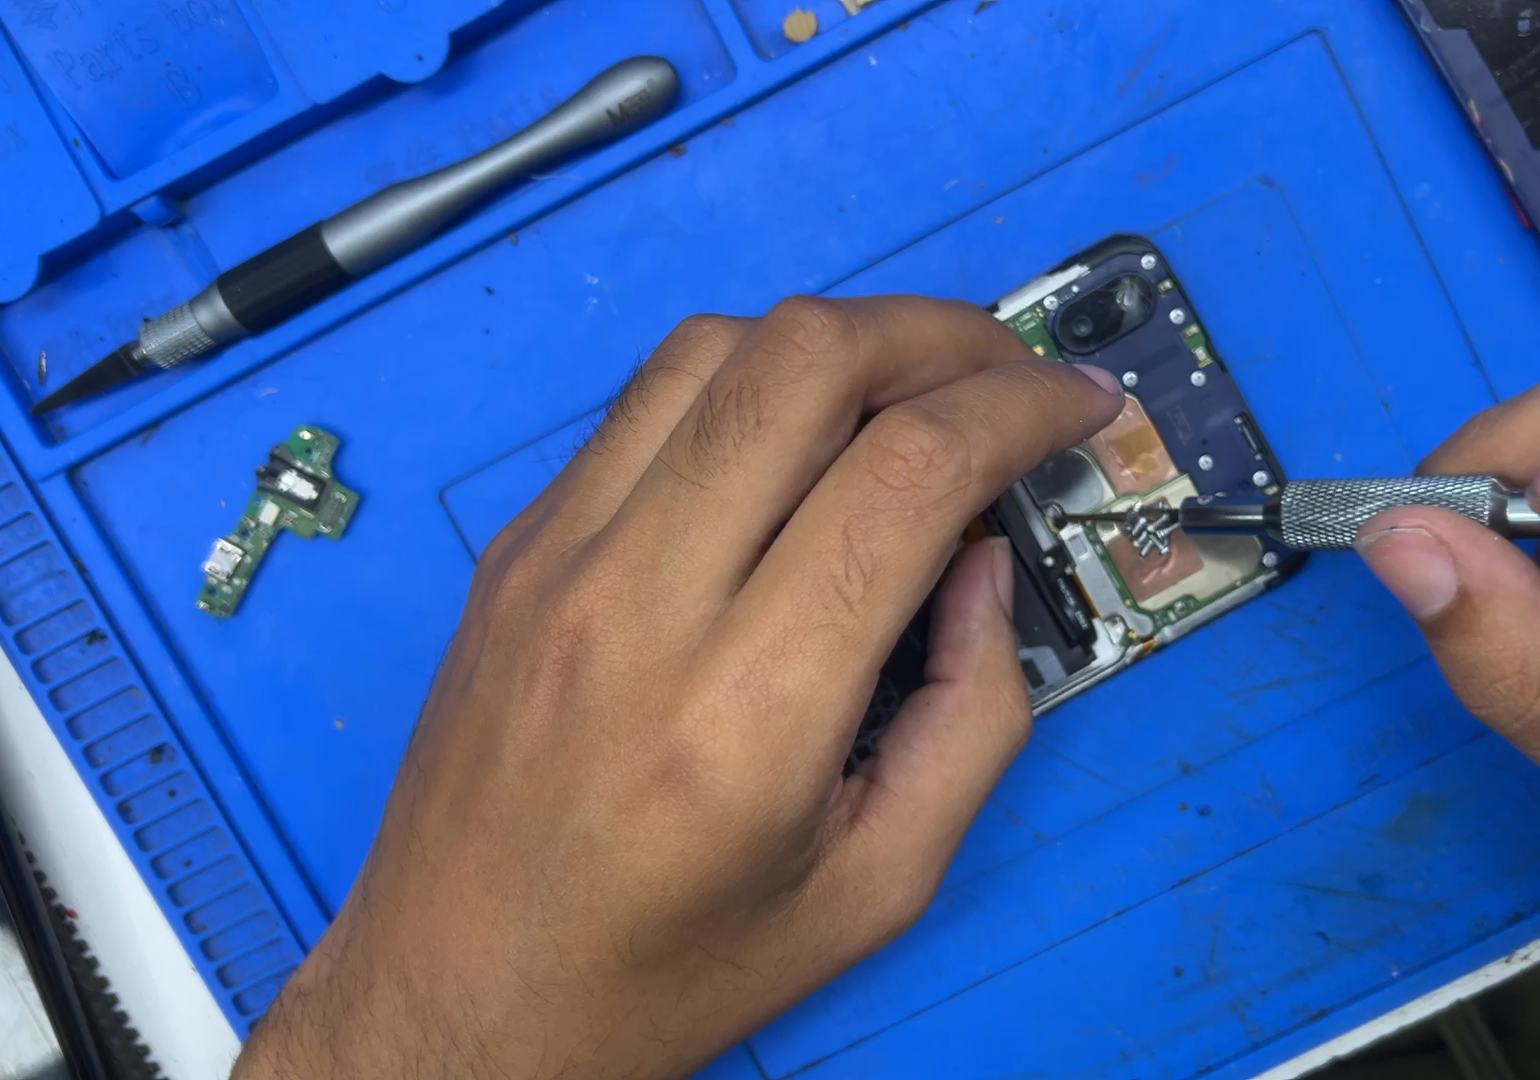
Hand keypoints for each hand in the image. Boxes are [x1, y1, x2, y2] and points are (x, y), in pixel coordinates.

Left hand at [231, 297, 1125, 1077]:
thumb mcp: (885, 881)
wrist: (457, 997)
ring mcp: (560, 548)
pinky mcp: (521, 537)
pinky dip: (759, 374)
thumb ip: (976, 714)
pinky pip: (654, 396)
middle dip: (942, 334)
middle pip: (807, 363)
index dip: (1021, 407)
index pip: (906, 476)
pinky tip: (803, 429)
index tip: (1081, 401)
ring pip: (723, 348)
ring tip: (915, 388)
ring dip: (849, 339)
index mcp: (750, 710)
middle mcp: (642, 597)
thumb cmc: (681, 964)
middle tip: (1009, 371)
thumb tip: (982, 562)